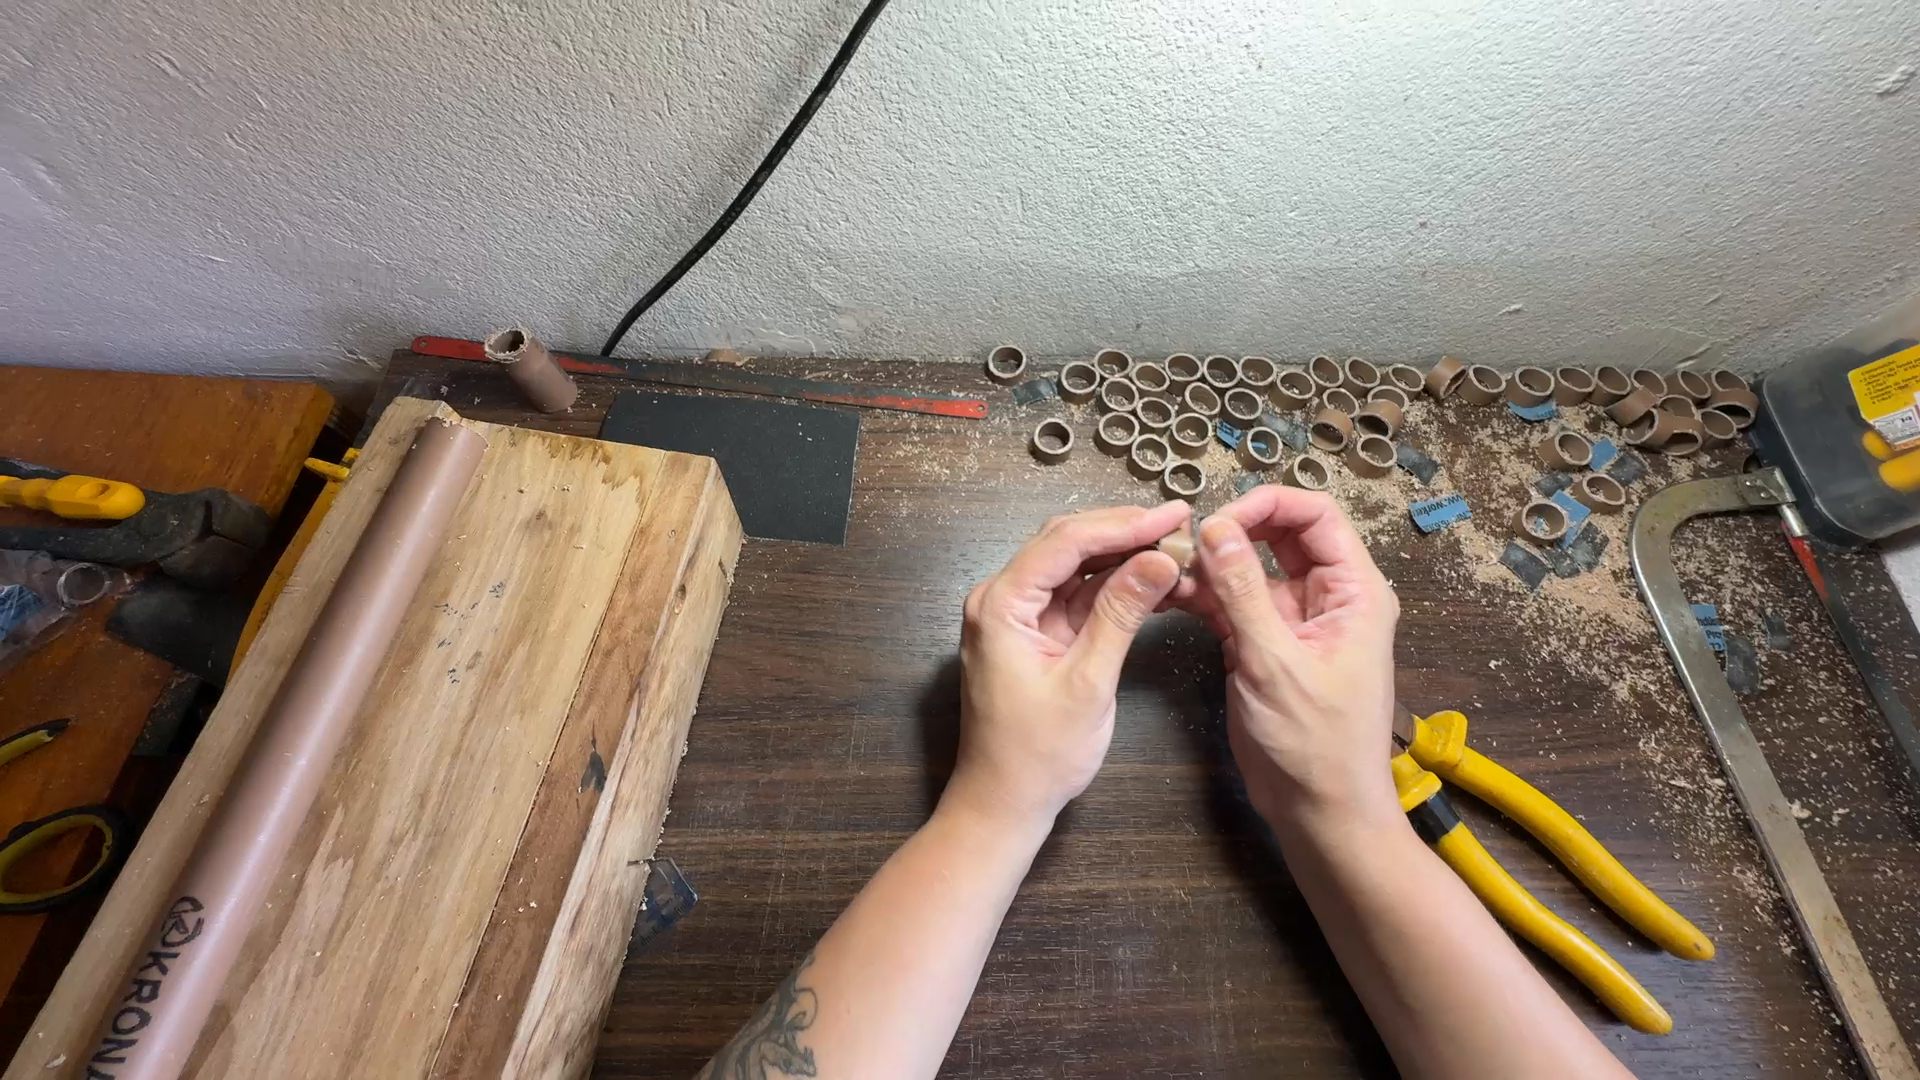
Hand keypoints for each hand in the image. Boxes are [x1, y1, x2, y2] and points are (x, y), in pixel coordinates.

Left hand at [951, 501, 1189, 828]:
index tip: (1173, 515)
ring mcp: (1015, 614)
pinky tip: (1150, 580)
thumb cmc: (1039, 753)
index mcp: (1000, 604)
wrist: (1005, 802)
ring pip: (1072, 566)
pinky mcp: (1032, 631)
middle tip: (1179, 523)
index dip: (1122, 524)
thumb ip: (1120, 614)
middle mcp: (1000, 598)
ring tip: (1174, 547)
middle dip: (1123, 531)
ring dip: (1121, 557)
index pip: (1064, 542)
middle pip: (1065, 544)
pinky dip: (1111, 587)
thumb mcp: (1088, 681)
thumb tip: (1160, 559)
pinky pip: (1074, 596)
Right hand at [1182, 486, 1401, 826]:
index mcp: (1352, 590)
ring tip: (1168, 568)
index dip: (1268, 504)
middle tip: (1186, 542)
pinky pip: (1228, 602)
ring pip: (1246, 567)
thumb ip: (1242, 591)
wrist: (1317, 809)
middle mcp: (1322, 595)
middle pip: (1278, 534)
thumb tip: (1214, 526)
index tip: (1218, 519)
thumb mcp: (1275, 661)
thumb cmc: (1315, 739)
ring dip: (1209, 563)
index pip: (1316, 515)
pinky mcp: (1257, 642)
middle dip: (1232, 530)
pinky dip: (1199, 595)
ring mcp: (1287, 619)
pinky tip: (1168, 594)